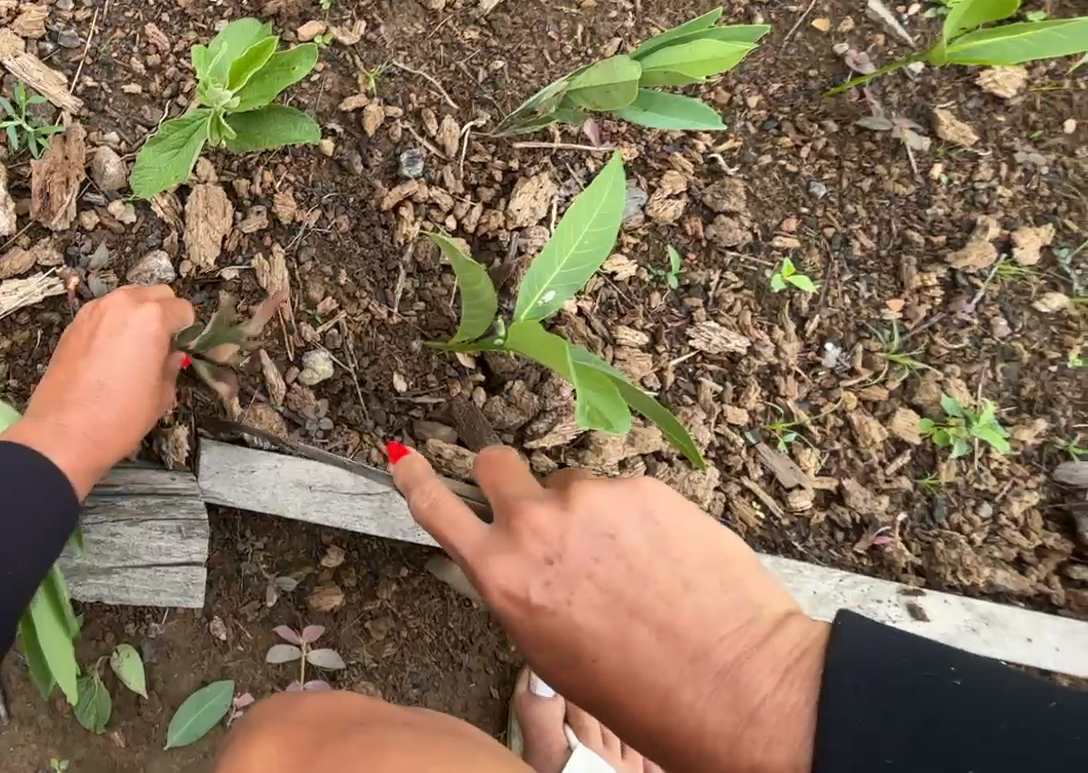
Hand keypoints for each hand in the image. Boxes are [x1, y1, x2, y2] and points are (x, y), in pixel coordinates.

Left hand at [3, 286, 194, 497]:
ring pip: (128, 297)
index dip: (187, 330)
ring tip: (135, 347)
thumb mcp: (160, 396)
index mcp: (152, 318)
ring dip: (139, 313)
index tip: (182, 348)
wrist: (63, 432)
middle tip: (162, 345)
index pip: (182, 309)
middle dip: (164, 313)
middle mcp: (123, 304)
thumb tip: (172, 354)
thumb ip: (171, 366)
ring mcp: (95, 310)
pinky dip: (114, 321)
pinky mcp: (75, 322)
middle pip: (156, 293)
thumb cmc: (119, 417)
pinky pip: (105, 310)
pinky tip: (111, 351)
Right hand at [391, 446, 827, 772]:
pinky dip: (635, 515)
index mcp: (502, 574)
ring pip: (568, 481)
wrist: (747, 694)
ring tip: (630, 559)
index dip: (412, 475)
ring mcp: (587, 500)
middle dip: (508, 478)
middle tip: (540, 505)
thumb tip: (508, 553)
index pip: (434, 506)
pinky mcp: (640, 488)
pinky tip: (665, 556)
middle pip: (494, 462)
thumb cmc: (640, 691)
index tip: (402, 453)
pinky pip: (621, 489)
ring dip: (585, 507)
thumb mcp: (544, 643)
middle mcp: (532, 527)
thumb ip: (512, 583)